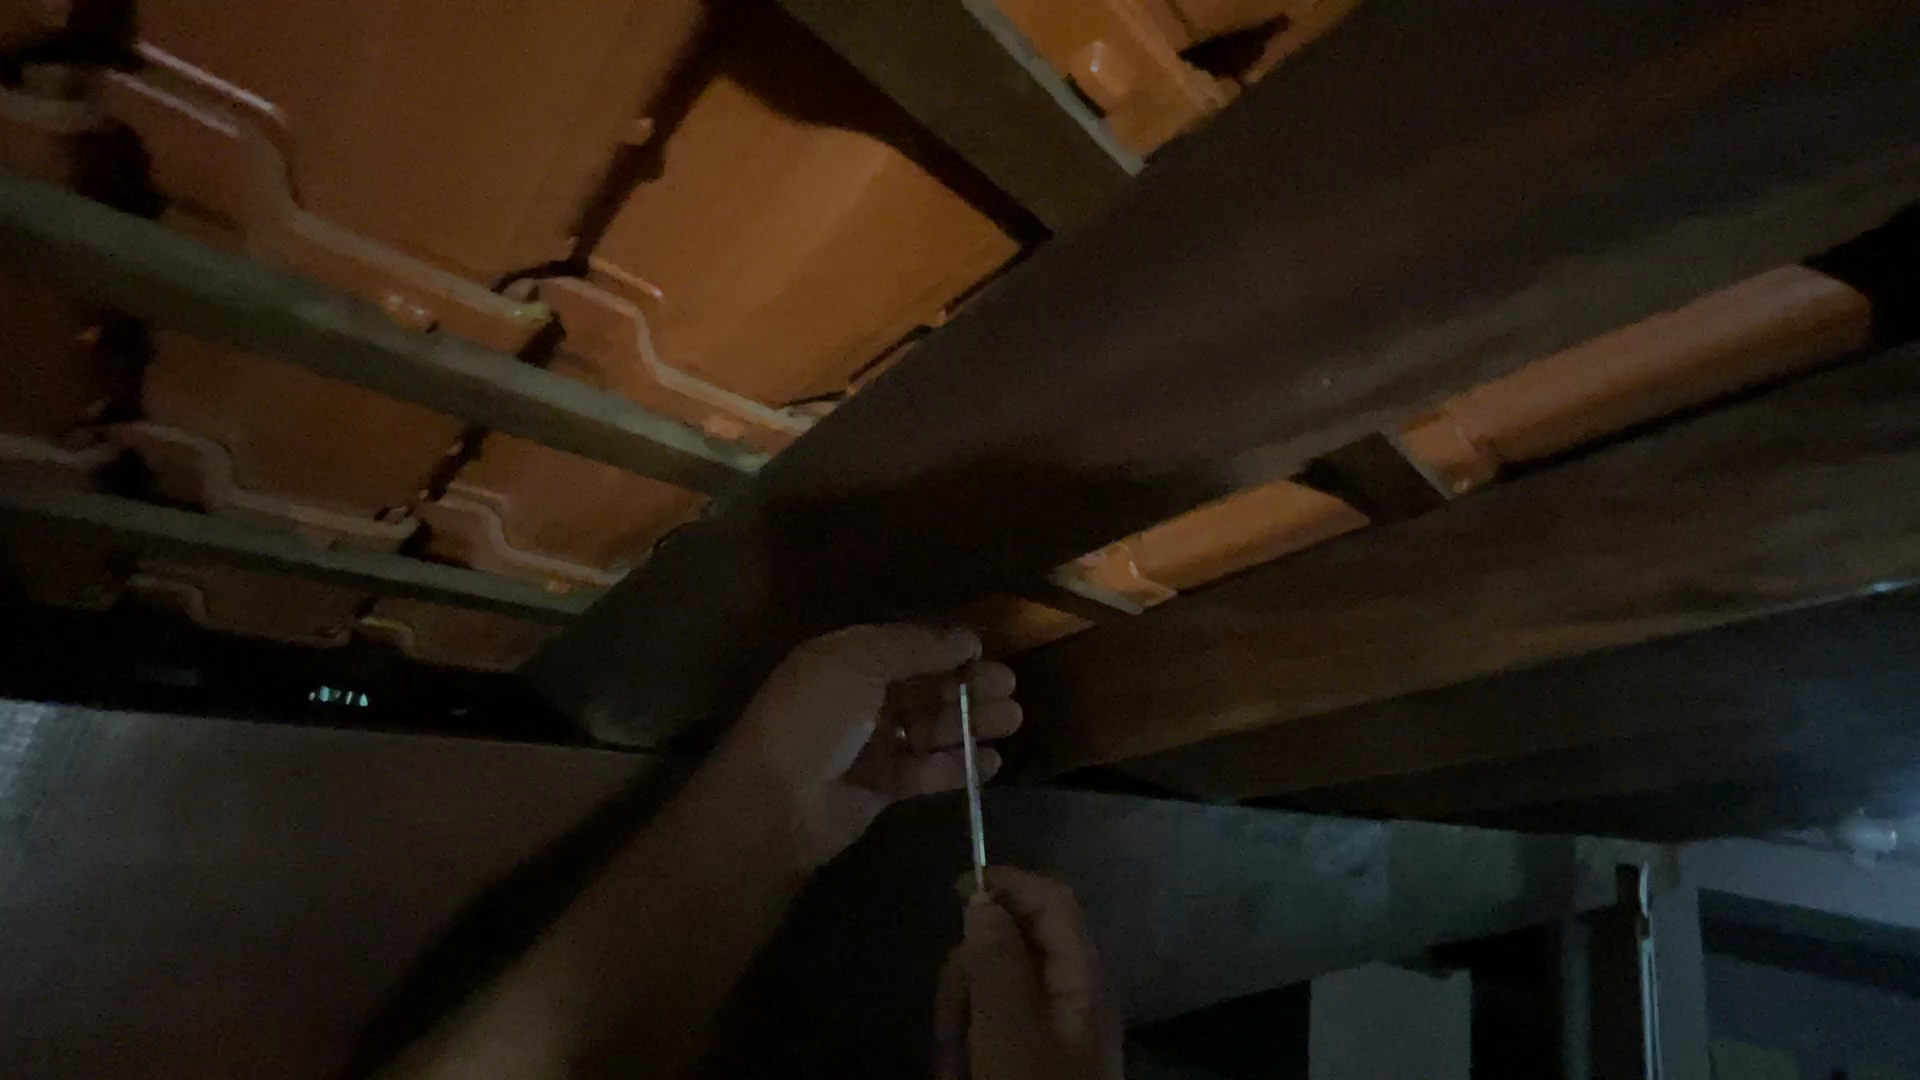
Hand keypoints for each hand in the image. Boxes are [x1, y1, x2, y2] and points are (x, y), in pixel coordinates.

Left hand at [715, 624, 1022, 865]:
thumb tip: (966, 637)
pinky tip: (989, 763)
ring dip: (970, 724)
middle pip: (925, 687)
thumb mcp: (857, 662)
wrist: (774, 805)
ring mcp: (871, 744)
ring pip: (932, 728)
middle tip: (1009, 690)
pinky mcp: (882, 787)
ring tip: (1010, 722)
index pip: (907, 648)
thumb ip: (914, 647)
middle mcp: (861, 697)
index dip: (945, 650)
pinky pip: (927, 771)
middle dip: (967, 687)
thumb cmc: (813, 719)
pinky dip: (957, 766)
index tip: (984, 653)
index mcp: (848, 660)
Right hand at [935, 868, 1122, 1079]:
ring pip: (997, 982)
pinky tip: (957, 1067)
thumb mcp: (1009, 1029)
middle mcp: (1074, 991)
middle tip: (949, 1008)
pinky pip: (995, 1021)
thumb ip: (996, 961)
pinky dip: (970, 1035)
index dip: (1009, 883)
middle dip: (971, 967)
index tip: (959, 889)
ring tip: (950, 1059)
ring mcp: (1056, 1023)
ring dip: (964, 1007)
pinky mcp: (1036, 1052)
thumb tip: (982, 898)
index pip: (1053, 900)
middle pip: (1016, 941)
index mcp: (1084, 975)